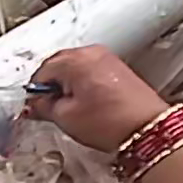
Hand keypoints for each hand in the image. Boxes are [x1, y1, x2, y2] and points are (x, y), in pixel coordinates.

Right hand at [24, 45, 168, 151]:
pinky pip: (90, 70)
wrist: (147, 129)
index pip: (42, 71)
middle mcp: (91, 52)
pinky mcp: (117, 68)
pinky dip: (83, 84)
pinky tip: (87, 104)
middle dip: (51, 86)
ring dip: (67, 85)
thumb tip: (34, 104)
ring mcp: (106, 58)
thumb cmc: (112, 122)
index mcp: (74, 60)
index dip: (35, 92)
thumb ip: (43, 107)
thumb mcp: (66, 118)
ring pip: (74, 68)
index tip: (36, 108)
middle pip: (57, 65)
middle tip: (51, 110)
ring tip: (72, 110)